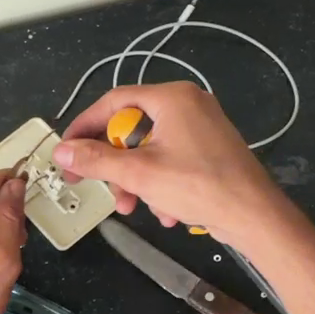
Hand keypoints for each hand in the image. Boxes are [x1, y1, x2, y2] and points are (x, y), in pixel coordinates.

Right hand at [53, 82, 273, 231]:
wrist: (254, 215)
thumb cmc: (196, 185)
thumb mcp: (138, 174)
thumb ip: (95, 160)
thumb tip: (60, 151)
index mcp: (171, 98)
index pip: (113, 102)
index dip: (84, 126)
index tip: (66, 151)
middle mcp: (187, 104)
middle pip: (130, 129)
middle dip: (113, 165)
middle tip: (96, 186)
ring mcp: (201, 127)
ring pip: (148, 150)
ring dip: (135, 181)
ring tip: (133, 208)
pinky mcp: (209, 150)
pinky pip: (170, 161)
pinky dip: (159, 185)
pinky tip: (165, 212)